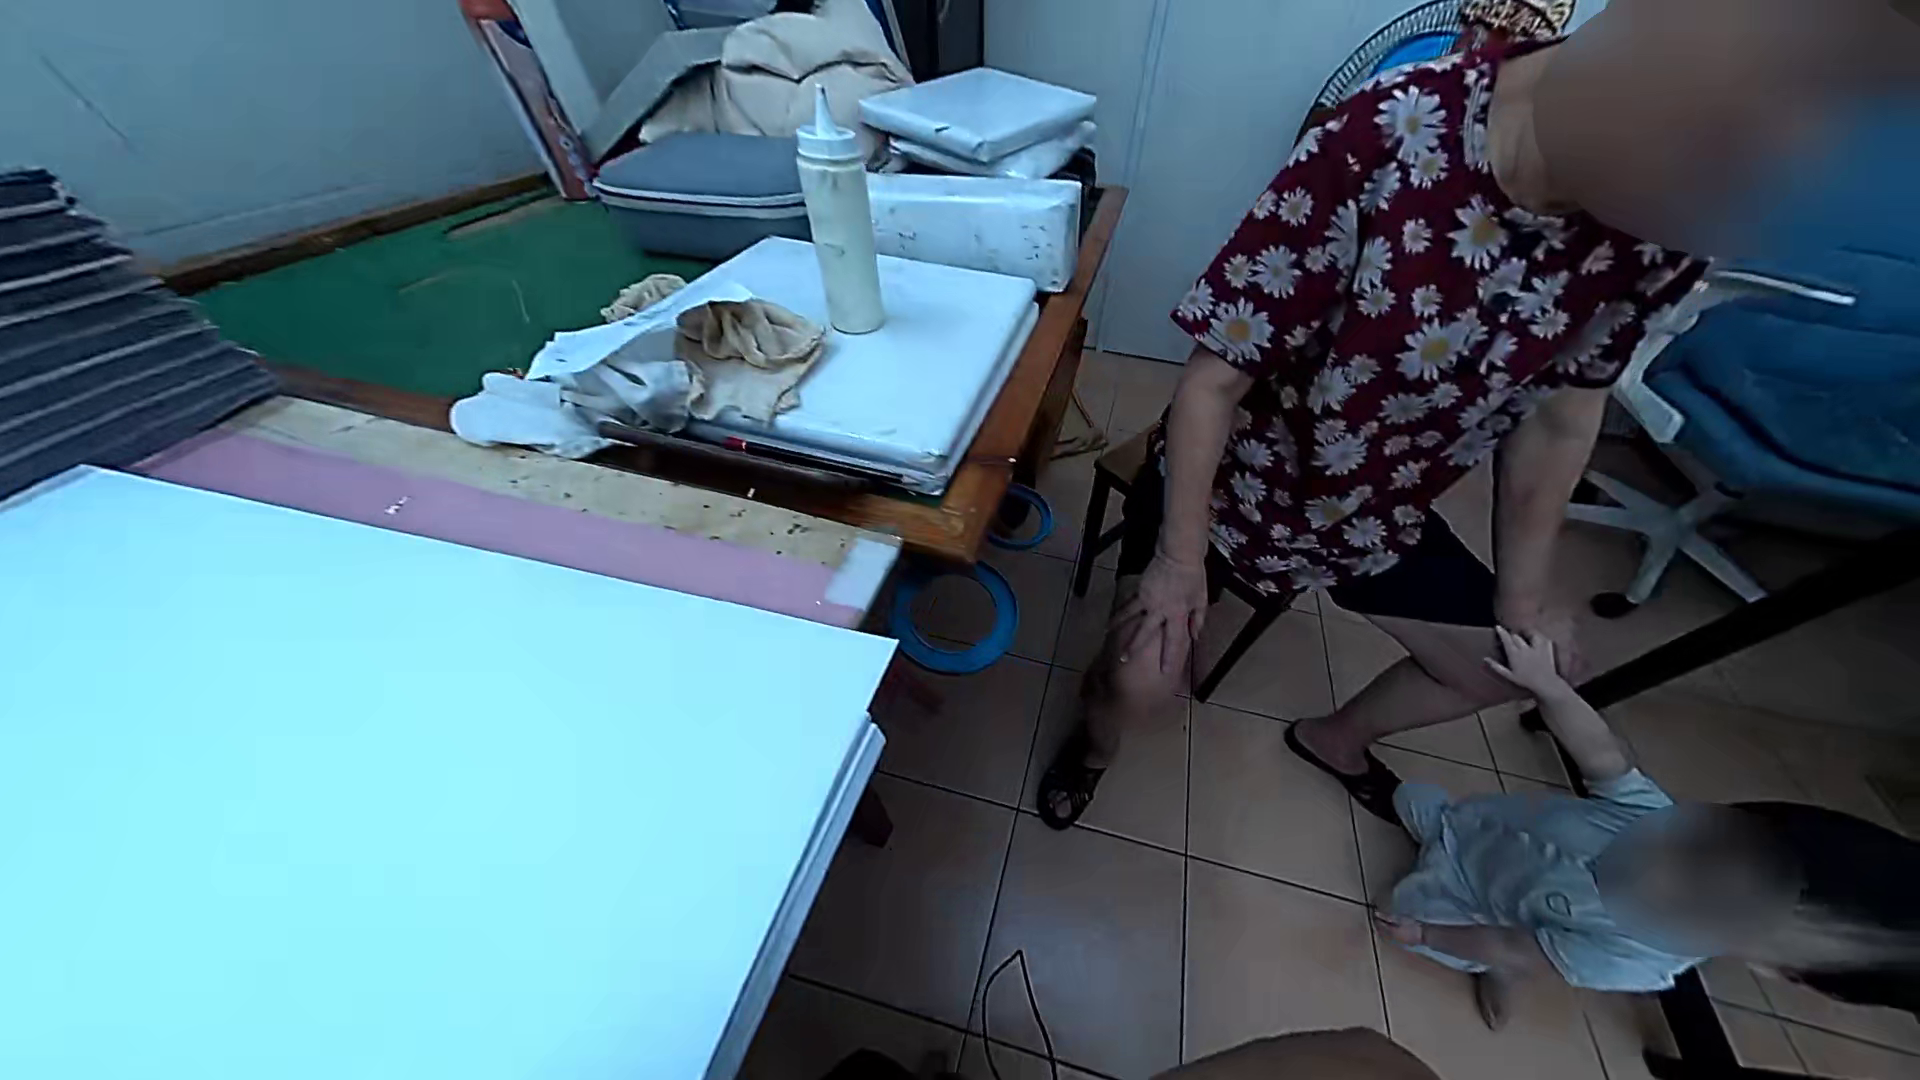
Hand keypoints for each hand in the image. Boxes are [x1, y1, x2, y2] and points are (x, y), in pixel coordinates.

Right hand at [1116, 550, 1208, 678]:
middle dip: (1133, 647)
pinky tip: (1112, 616)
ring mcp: (1146, 599)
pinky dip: (1121, 610)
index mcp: (1177, 613)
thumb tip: (1194, 636)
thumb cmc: (1193, 576)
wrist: (1178, 554)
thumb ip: (1198, 619)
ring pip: (1129, 615)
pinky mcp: (1139, 589)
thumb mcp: (1201, 599)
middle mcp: (1159, 609)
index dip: (1169, 657)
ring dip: (1117, 625)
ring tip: (1106, 633)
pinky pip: (1129, 602)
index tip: (1165, 672)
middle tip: (1123, 659)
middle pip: (1144, 632)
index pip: (1174, 640)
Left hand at [1372, 911, 1425, 947]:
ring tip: (1381, 922)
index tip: (1374, 912)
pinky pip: (1389, 938)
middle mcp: (1391, 938)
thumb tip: (1376, 913)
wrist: (1424, 935)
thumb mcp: (1398, 918)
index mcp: (1390, 932)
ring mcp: (1396, 941)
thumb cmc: (1412, 925)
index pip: (1378, 925)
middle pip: (1380, 931)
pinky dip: (1386, 933)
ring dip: (1381, 929)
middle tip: (1376, 917)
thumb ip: (1386, 917)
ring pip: (1384, 935)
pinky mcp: (1401, 942)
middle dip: (1376, 924)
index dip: (1375, 918)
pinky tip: (1388, 929)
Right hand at [1495, 600, 1583, 683]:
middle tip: (1510, 636)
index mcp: (1514, 653)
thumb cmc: (1525, 680)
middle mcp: (1524, 648)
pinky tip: (1539, 638)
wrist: (1546, 683)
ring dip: (1526, 634)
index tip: (1498, 627)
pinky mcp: (1547, 651)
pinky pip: (1544, 640)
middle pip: (1516, 637)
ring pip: (1530, 636)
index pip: (1506, 639)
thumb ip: (1496, 666)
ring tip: (1525, 634)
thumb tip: (1485, 658)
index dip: (1501, 632)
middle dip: (1512, 635)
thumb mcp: (1508, 675)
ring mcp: (1537, 649)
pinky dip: (1540, 638)